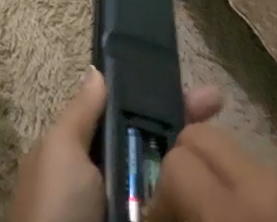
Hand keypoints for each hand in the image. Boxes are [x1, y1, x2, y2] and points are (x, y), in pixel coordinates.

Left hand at [8, 69, 223, 221]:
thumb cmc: (55, 204)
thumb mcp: (60, 150)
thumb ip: (81, 112)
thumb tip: (97, 70)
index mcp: (85, 153)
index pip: (127, 116)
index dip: (157, 99)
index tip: (189, 85)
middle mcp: (110, 176)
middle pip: (153, 142)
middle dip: (184, 122)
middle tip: (216, 102)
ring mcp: (132, 206)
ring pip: (167, 174)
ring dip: (193, 158)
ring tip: (221, 138)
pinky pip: (173, 206)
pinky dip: (191, 192)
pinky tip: (215, 174)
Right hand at [148, 123, 276, 221]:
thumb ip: (176, 212)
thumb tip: (157, 205)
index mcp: (232, 211)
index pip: (176, 159)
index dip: (160, 193)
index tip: (162, 219)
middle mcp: (268, 185)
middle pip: (202, 137)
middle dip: (184, 166)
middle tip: (182, 209)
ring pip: (234, 154)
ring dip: (218, 181)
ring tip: (219, 216)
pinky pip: (267, 176)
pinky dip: (251, 195)